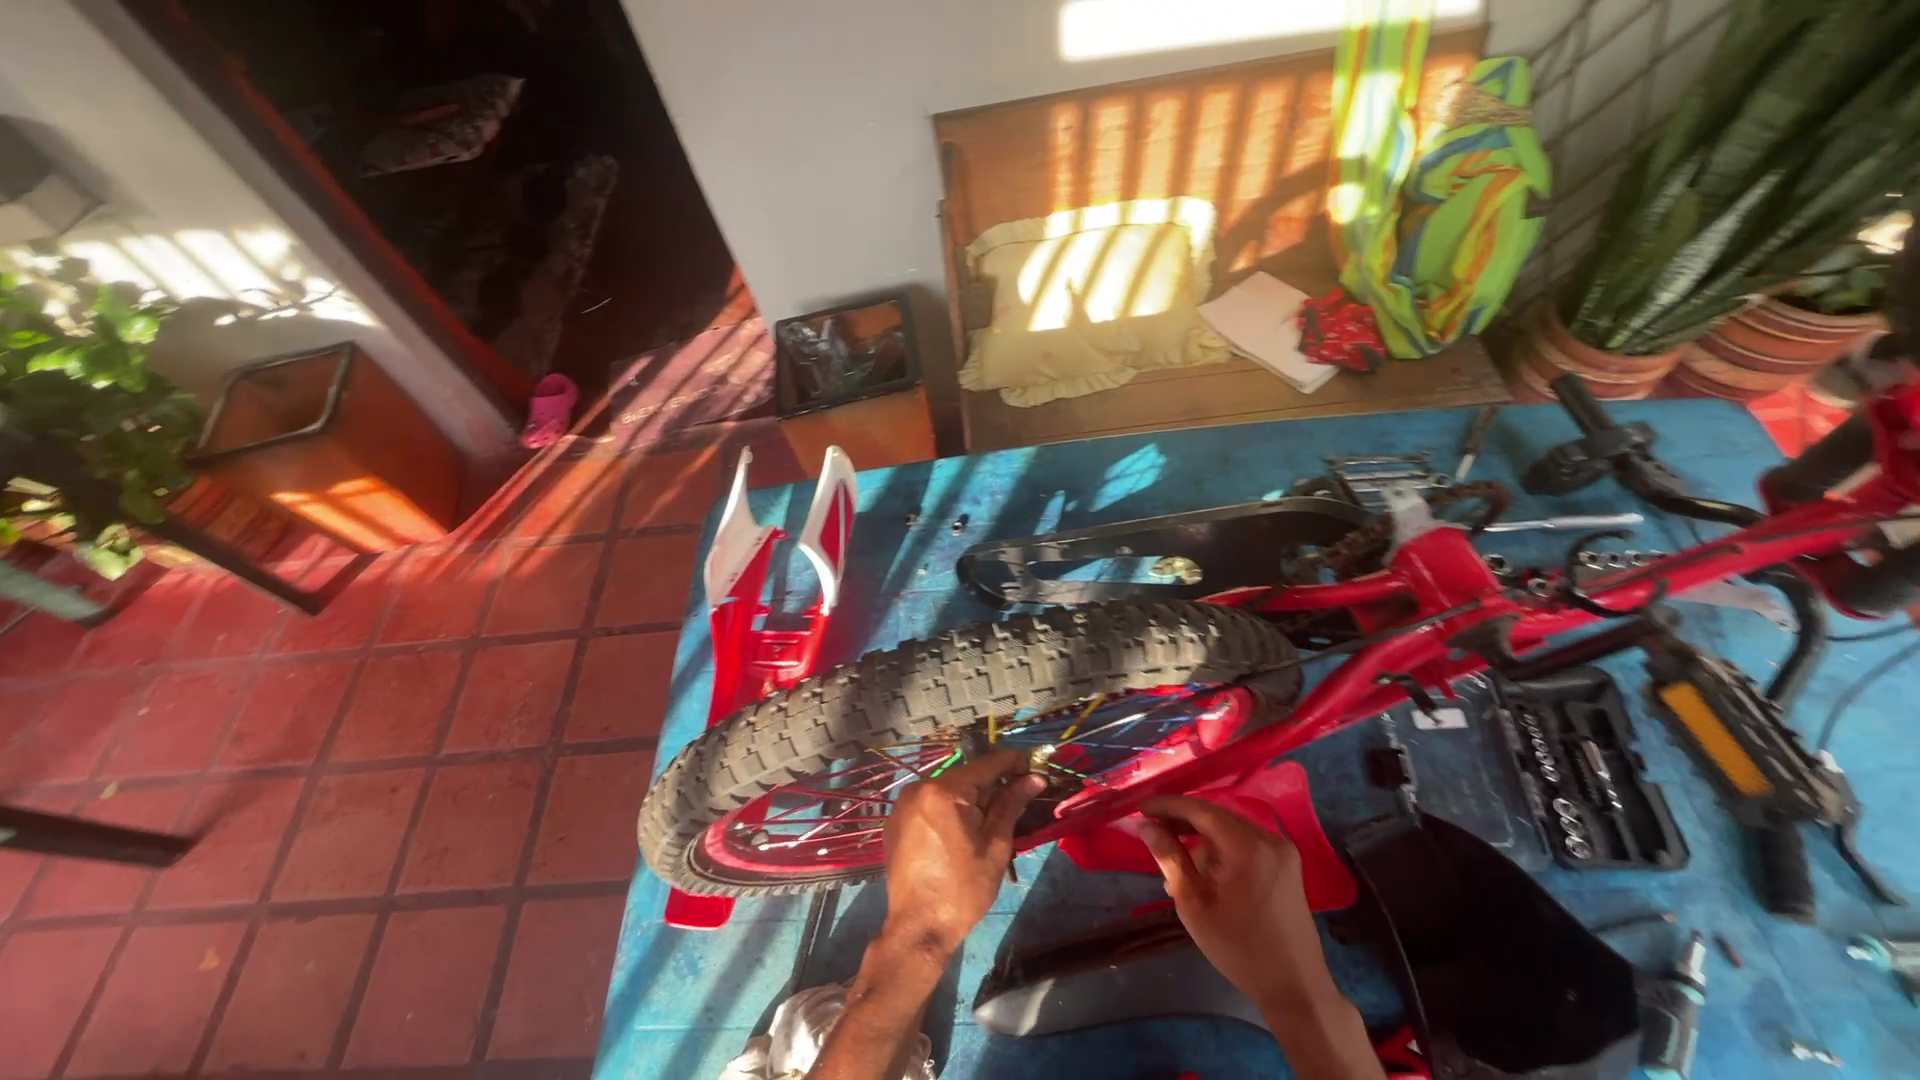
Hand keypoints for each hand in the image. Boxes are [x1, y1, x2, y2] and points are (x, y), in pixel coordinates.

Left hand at [881, 749, 1045, 955]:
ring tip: (988, 821)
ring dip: (969, 798)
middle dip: (992, 785)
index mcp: (946, 791)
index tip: (1033, 770)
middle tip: (1015, 802)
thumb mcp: (995, 845)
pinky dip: (948, 809)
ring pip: (947, 789)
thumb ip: (1011, 804)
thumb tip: (1034, 778)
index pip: (987, 764)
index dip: (1014, 763)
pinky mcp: (896, 821)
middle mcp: (920, 787)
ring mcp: (904, 804)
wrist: (918, 926)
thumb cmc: (963, 888)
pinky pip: (929, 803)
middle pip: (966, 776)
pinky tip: (960, 832)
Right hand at [1136, 796, 1335, 1011]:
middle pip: (1217, 816)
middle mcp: (1269, 838)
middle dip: (1183, 821)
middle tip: (1152, 831)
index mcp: (1247, 846)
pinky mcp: (1287, 864)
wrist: (1294, 986)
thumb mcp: (1193, 903)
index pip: (1199, 809)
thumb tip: (1146, 826)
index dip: (1167, 805)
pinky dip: (1223, 849)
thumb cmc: (1237, 947)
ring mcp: (1283, 851)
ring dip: (1202, 837)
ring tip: (1176, 862)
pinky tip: (1206, 871)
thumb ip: (1169, 858)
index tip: (1140, 809)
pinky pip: (1247, 843)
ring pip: (1231, 829)